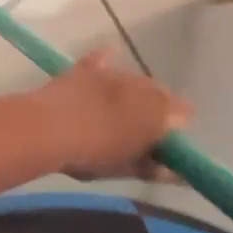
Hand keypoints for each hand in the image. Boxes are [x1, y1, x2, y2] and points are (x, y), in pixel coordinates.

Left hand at [30, 49, 191, 180]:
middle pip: (160, 95)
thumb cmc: (92, 154)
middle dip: (152, 112)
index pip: (184, 116)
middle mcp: (148, 84)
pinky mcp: (89, 67)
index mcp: (163, 111)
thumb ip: (153, 168)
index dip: (173, 133)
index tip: (159, 148)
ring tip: (109, 114)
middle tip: (132, 133)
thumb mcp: (125, 168)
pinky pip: (103, 60)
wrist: (48, 130)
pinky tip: (102, 68)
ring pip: (134, 81)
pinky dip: (105, 64)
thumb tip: (172, 172)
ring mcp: (117, 72)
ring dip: (129, 95)